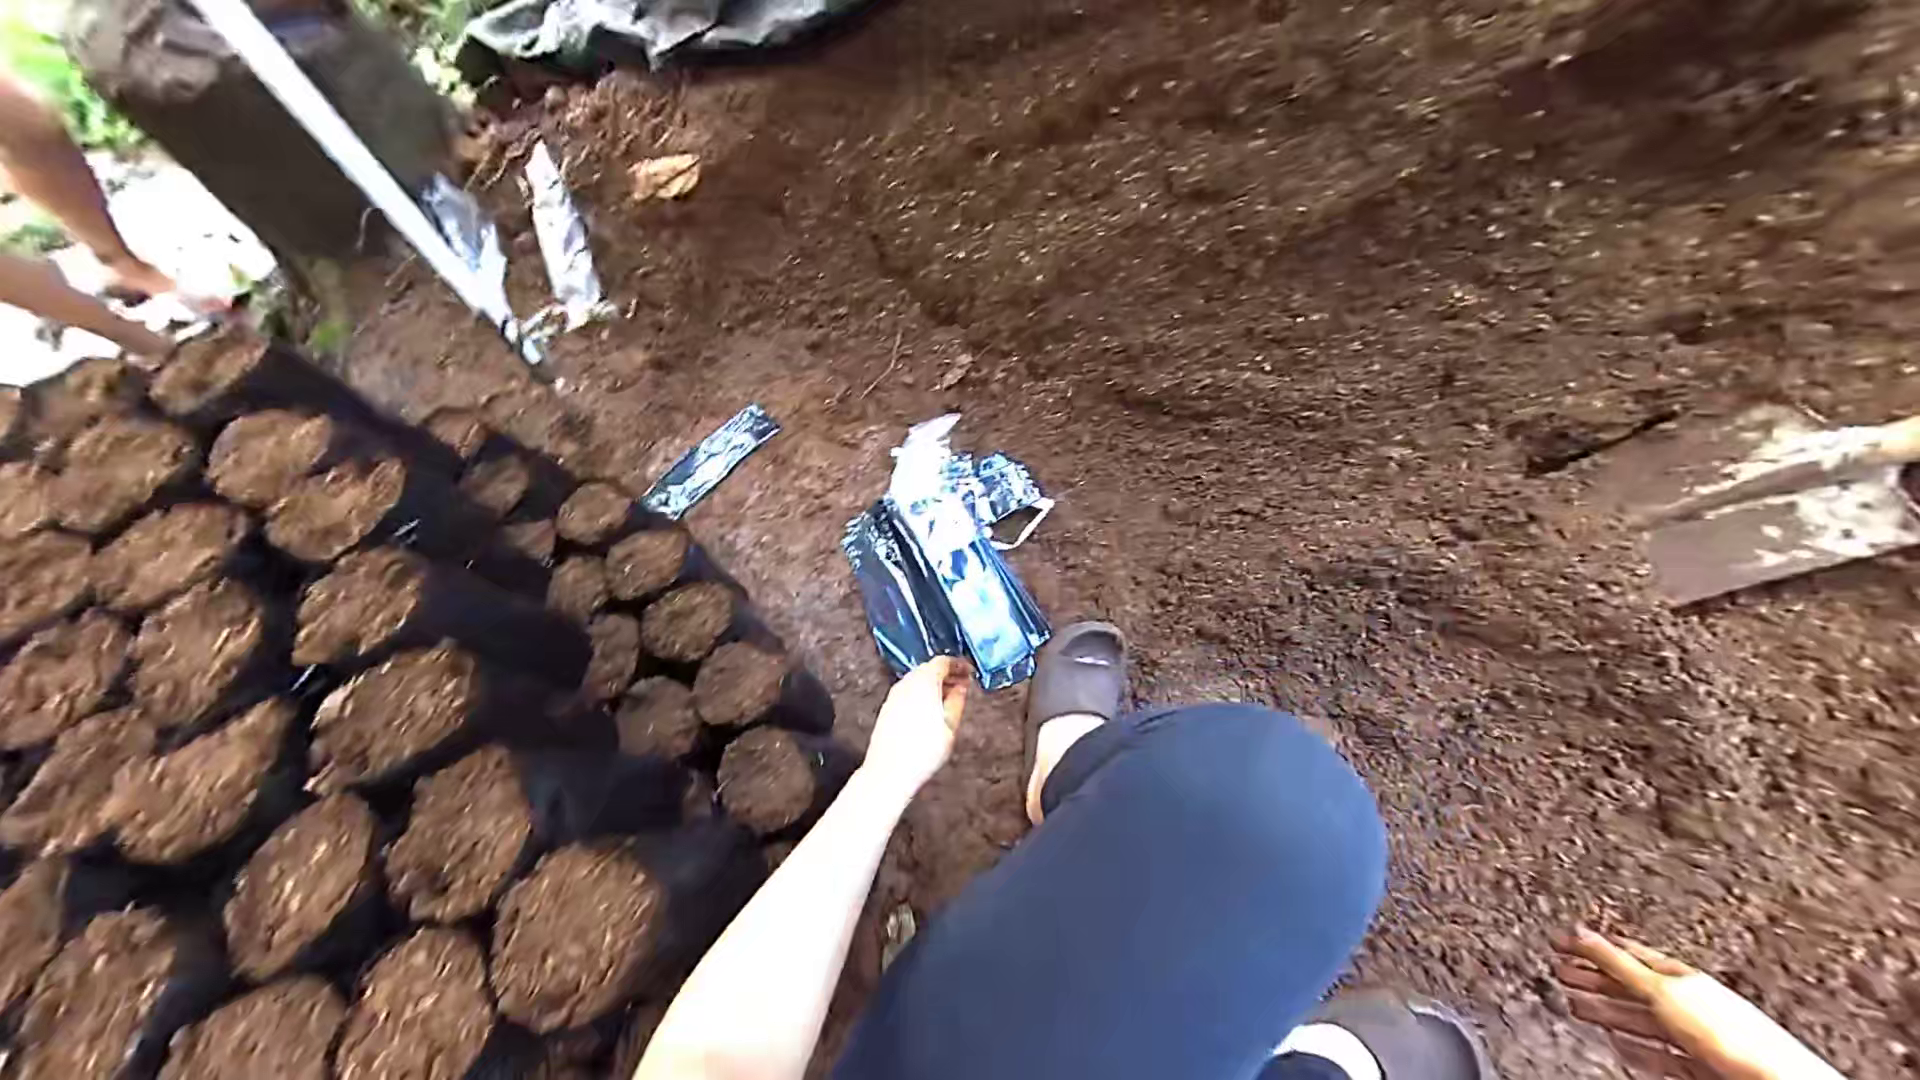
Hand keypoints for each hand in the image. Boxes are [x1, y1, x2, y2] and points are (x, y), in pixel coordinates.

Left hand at [860, 657, 970, 798]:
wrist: (889, 772)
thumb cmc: (922, 751)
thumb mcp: (950, 725)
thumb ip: (957, 700)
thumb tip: (961, 688)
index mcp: (924, 681)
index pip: (943, 661)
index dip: (958, 665)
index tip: (968, 672)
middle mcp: (906, 683)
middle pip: (929, 668)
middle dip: (947, 674)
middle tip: (962, 684)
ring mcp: (894, 695)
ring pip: (917, 680)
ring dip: (933, 684)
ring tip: (948, 699)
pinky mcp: (887, 707)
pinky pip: (908, 692)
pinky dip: (921, 693)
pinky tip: (929, 710)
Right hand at [1552, 927, 1844, 1079]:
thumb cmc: (1731, 1035)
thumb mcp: (1659, 988)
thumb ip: (1614, 960)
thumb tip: (1575, 928)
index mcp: (1678, 975)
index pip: (1621, 951)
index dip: (1586, 945)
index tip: (1556, 940)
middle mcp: (1687, 1000)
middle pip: (1628, 986)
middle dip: (1590, 978)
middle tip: (1558, 971)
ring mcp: (1695, 1034)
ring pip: (1639, 1018)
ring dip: (1604, 1011)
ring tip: (1574, 1006)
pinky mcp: (1701, 1066)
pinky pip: (1658, 1052)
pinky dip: (1633, 1047)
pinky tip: (1618, 1044)